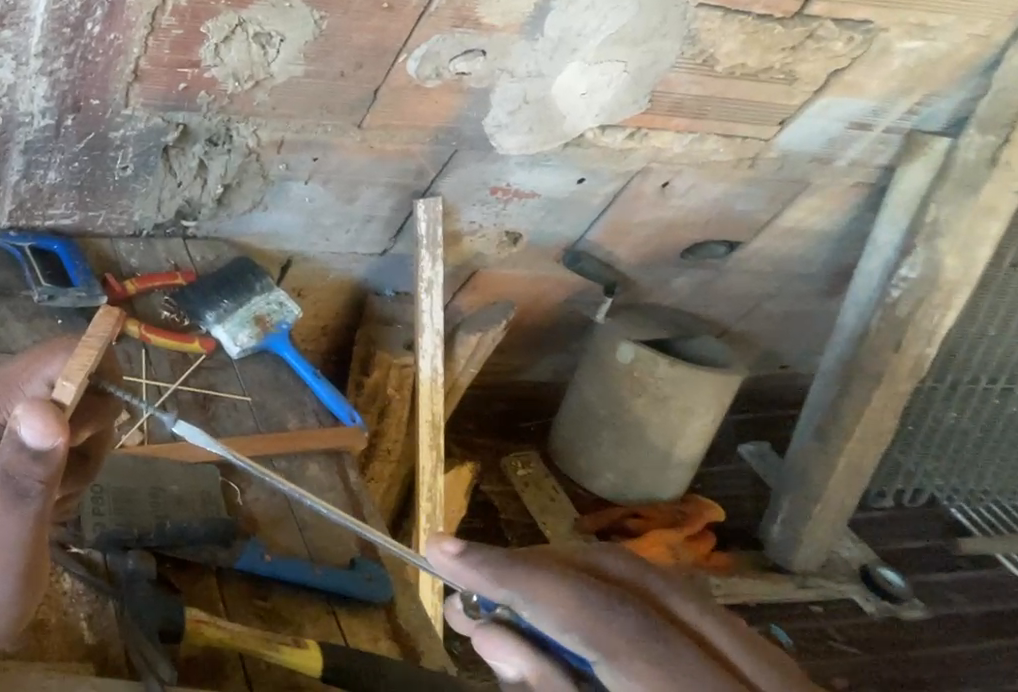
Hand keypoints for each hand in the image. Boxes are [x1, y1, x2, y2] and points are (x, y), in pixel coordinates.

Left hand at [0, 335, 121, 663]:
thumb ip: (26, 475)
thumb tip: (51, 409)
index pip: (68, 350)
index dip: (103, 380)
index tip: (100, 442)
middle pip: (79, 377)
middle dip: (90, 433)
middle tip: (61, 488)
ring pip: (77, 410)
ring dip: (79, 460)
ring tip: (46, 508)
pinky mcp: (4, 439)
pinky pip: (62, 437)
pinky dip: (64, 473)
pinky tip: (39, 510)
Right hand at [426, 535, 822, 691]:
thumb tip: (490, 632)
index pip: (605, 617)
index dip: (514, 576)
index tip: (440, 550)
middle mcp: (770, 687)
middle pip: (630, 580)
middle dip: (536, 567)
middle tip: (466, 577)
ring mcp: (787, 681)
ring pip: (657, 583)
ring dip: (568, 577)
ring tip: (508, 597)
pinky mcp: (782, 681)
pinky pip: (682, 610)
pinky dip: (613, 601)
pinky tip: (572, 624)